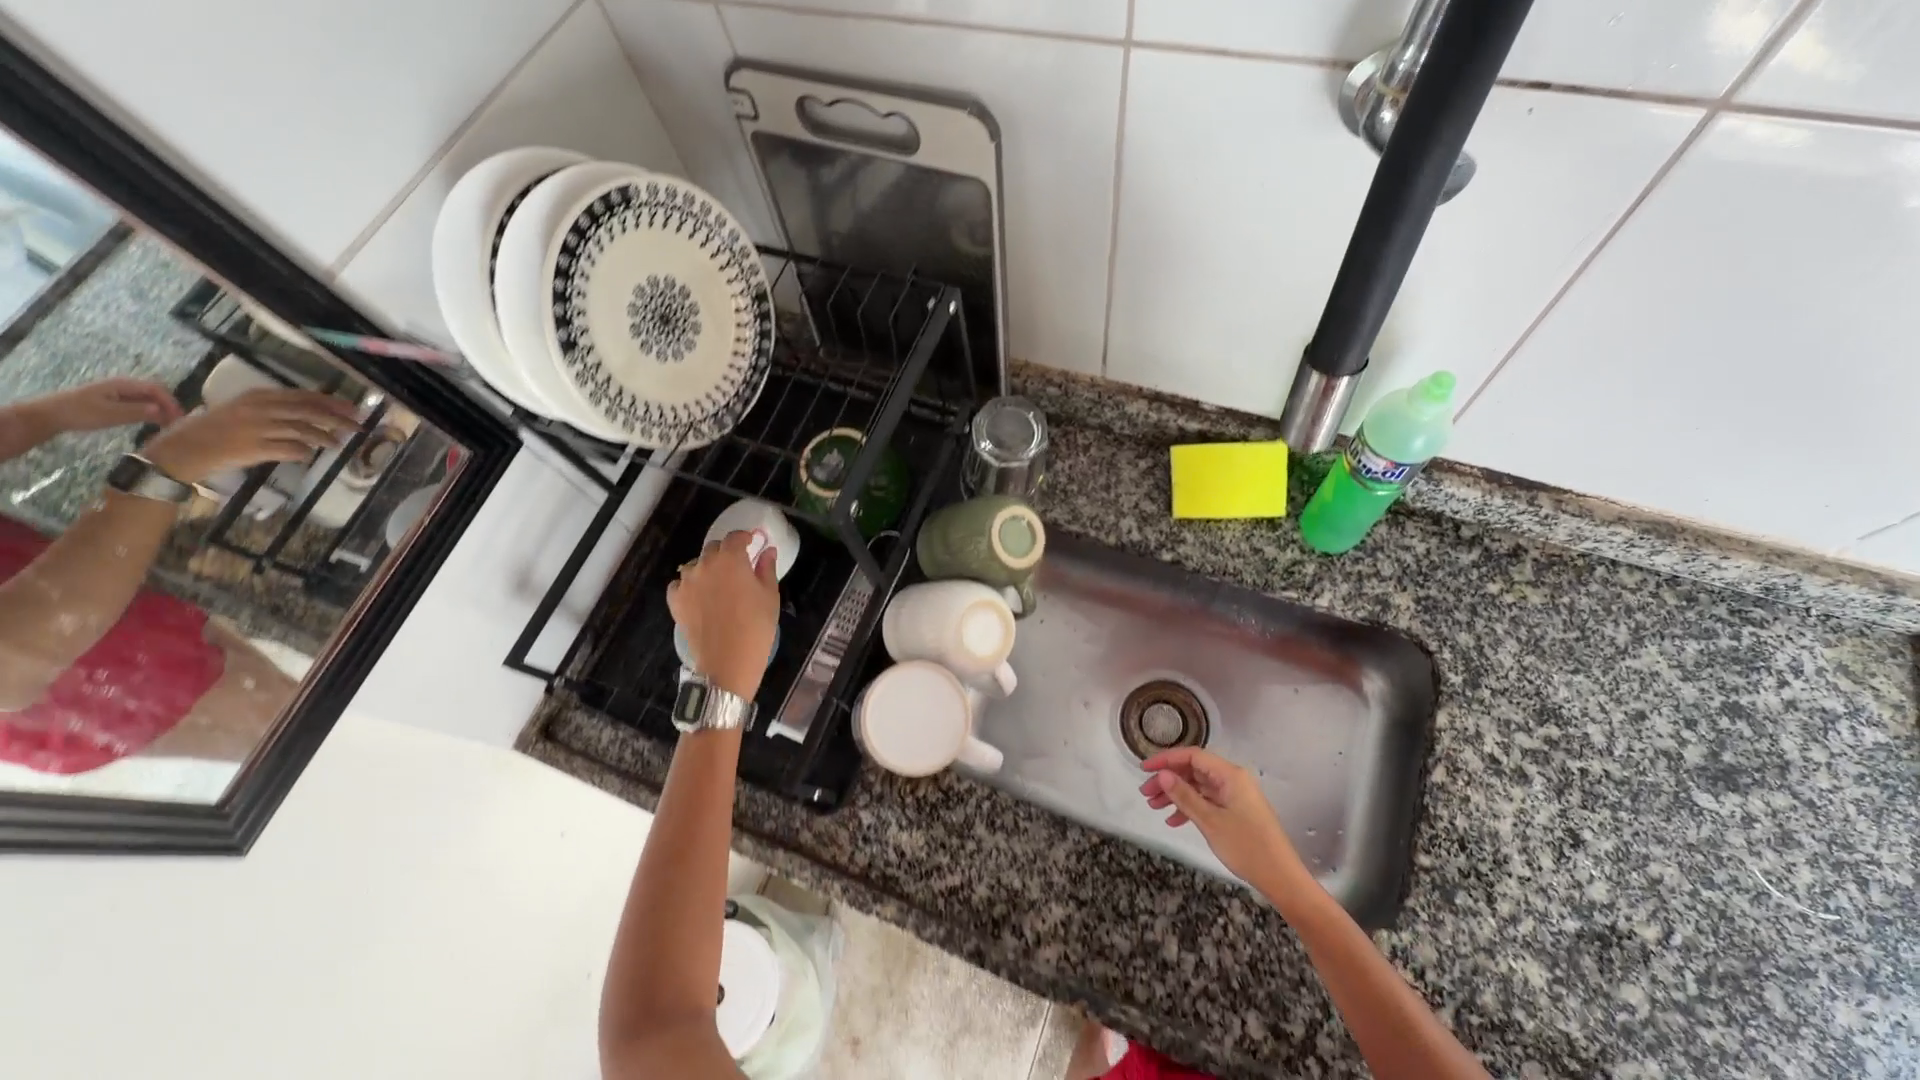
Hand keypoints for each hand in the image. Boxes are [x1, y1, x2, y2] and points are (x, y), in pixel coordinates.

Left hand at [19, 377, 181, 434]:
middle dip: (168, 406)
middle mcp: (123, 387)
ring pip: (147, 400)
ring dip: (159, 411)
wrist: (49, 415)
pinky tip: (151, 424)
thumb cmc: (79, 412)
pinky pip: (138, 405)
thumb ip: (137, 412)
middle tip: (177, 424)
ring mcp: (117, 394)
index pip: (156, 389)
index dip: (170, 402)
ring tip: (168, 426)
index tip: (179, 418)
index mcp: (123, 385)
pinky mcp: (113, 403)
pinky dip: (149, 413)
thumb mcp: (110, 414)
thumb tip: (162, 411)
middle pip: (154, 393)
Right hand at [141, 388, 361, 483]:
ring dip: (325, 437)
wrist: (183, 449)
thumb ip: (275, 409)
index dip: (332, 402)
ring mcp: (256, 428)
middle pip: (308, 411)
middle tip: (358, 426)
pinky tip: (309, 455)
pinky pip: (290, 449)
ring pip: (303, 430)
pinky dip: (304, 452)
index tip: (353, 408)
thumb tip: (315, 414)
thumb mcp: (244, 410)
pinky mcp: (253, 448)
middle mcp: (259, 409)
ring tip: (337, 444)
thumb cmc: (216, 430)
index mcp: (257, 396)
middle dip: (338, 418)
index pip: (303, 396)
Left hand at [667, 530, 778, 700]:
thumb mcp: (770, 596)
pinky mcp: (675, 600)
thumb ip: (766, 568)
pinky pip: (680, 585)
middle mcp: (705, 564)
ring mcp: (686, 582)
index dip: (744, 538)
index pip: (735, 538)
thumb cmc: (756, 626)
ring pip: (696, 566)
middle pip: (713, 549)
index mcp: (731, 559)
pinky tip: (699, 598)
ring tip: (718, 586)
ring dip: (707, 569)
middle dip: (726, 553)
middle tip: (738, 569)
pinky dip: (689, 586)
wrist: (727, 660)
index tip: (752, 544)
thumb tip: (767, 550)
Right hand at [1139, 746, 1307, 891]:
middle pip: (1194, 770)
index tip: (1144, 769)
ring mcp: (1235, 796)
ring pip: (1199, 787)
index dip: (1166, 760)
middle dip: (1168, 780)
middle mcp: (1233, 780)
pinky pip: (1208, 801)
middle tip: (1146, 794)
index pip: (1192, 756)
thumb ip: (1184, 796)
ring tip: (1154, 807)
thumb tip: (1162, 775)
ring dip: (1176, 795)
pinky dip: (1190, 808)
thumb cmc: (1246, 846)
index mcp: (1230, 775)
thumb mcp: (1210, 821)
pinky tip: (1174, 821)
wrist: (1280, 876)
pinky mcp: (1237, 810)